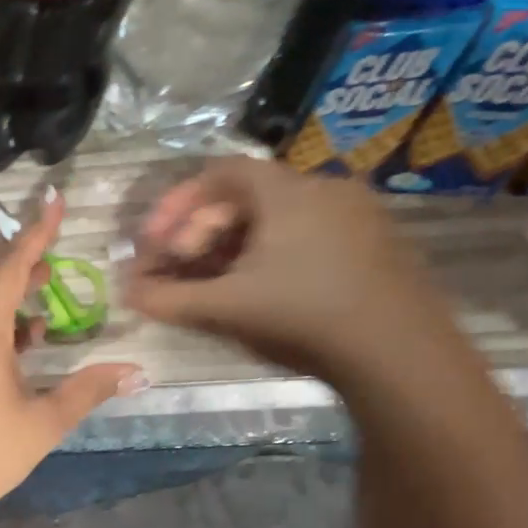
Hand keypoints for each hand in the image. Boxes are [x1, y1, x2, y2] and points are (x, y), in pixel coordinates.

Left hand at [0, 189, 143, 521]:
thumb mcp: (44, 421)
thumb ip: (88, 390)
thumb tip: (136, 372)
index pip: (8, 269)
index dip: (34, 235)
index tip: (53, 200)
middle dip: (22, 269)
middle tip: (56, 265)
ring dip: (7, 299)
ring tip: (43, 300)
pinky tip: (19, 343)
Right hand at [124, 157, 462, 379]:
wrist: (400, 355)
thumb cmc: (302, 317)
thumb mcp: (222, 309)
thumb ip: (166, 298)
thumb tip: (127, 294)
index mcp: (288, 193)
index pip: (220, 172)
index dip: (177, 204)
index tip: (156, 243)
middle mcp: (325, 190)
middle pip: (243, 197)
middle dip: (198, 232)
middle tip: (176, 270)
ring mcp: (356, 217)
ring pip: (273, 219)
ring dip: (228, 247)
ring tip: (209, 287)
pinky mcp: (373, 246)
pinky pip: (304, 236)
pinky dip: (266, 256)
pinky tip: (254, 293)